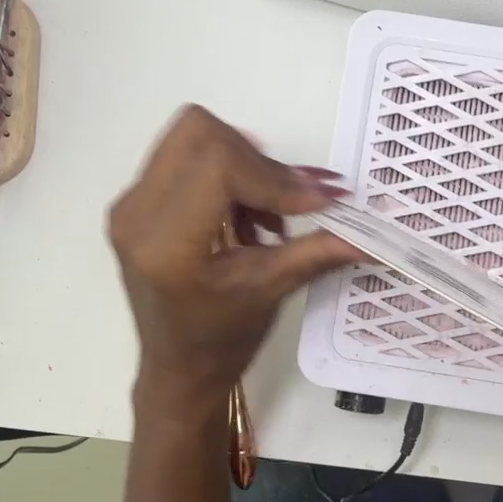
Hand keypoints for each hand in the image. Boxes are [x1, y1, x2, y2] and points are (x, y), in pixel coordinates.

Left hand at [108, 105, 360, 401]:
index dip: (274, 177)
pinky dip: (228, 173)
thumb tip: (371, 232)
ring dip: (244, 164)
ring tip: (270, 215)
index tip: (318, 203)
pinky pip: (186, 156)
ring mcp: (131, 203)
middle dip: (258, 161)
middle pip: (200, 133)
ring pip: (193, 136)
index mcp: (165, 243)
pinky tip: (250, 216)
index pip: (219, 167)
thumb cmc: (222, 340)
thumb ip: (317, 251)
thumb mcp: (272, 291)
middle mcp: (136, 213)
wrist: (179, 367)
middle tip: (292, 201)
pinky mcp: (138, 200)